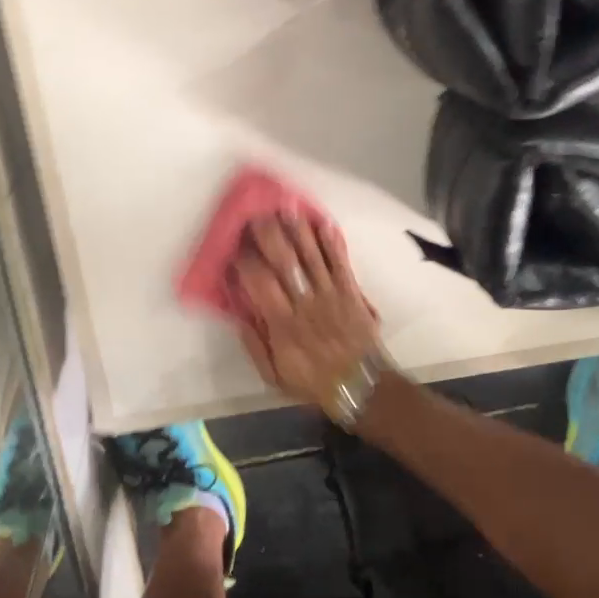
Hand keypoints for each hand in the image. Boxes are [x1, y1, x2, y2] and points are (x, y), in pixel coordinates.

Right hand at [230, 214, 383, 413]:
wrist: (365, 389)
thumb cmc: (315, 382)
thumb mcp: (275, 376)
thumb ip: (255, 344)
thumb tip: (237, 314)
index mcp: (283, 324)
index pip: (260, 284)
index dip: (246, 263)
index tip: (233, 248)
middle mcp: (305, 303)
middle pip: (285, 262)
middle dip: (270, 236)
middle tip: (255, 215)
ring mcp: (330, 295)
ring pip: (312, 256)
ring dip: (298, 231)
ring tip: (286, 208)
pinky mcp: (351, 292)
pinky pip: (341, 263)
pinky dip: (333, 242)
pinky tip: (323, 222)